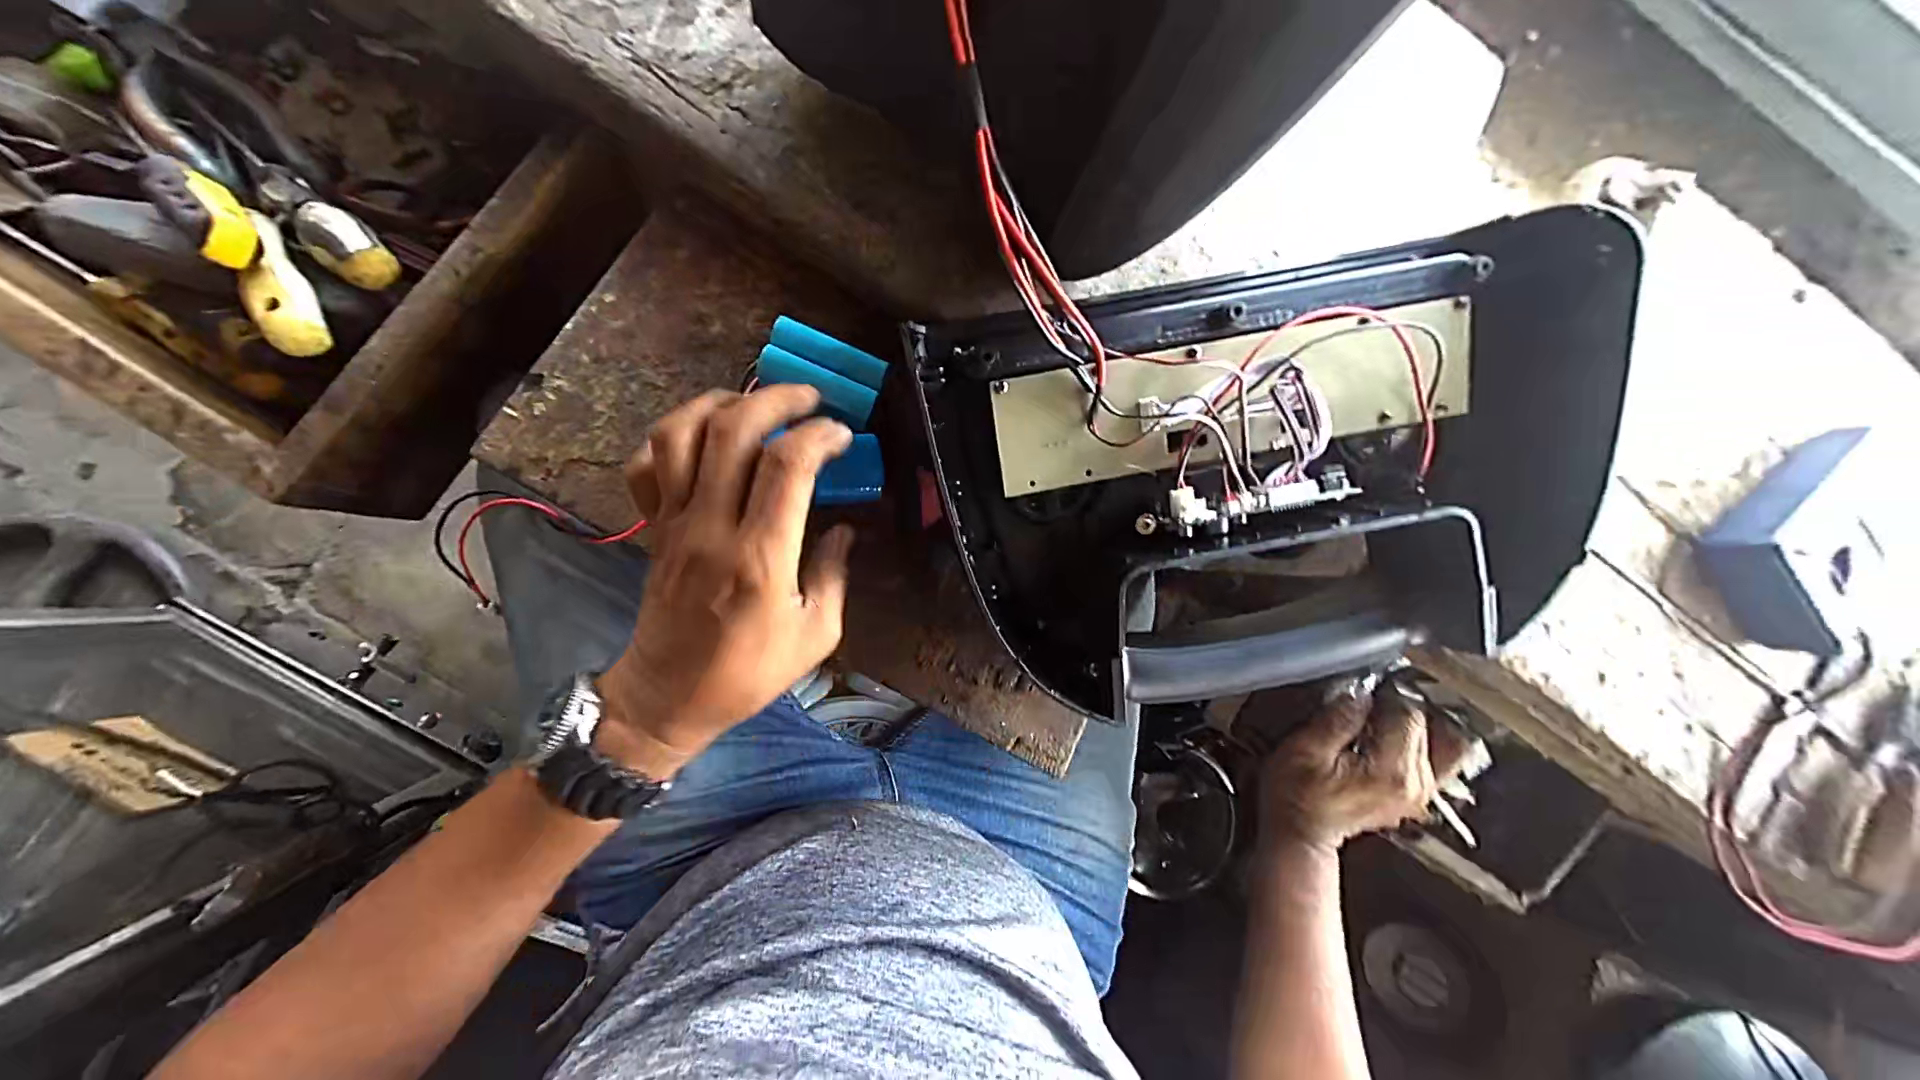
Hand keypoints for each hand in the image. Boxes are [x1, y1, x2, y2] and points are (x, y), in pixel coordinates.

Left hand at [593, 386, 855, 777]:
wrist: (668, 697)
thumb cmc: (748, 673)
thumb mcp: (816, 635)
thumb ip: (834, 575)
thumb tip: (845, 530)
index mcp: (760, 557)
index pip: (787, 466)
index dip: (819, 436)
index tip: (841, 436)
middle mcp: (711, 527)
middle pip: (733, 431)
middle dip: (777, 400)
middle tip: (808, 399)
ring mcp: (673, 523)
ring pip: (681, 434)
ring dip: (721, 403)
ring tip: (754, 404)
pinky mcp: (652, 528)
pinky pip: (646, 464)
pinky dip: (670, 436)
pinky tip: (703, 437)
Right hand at [1259, 686, 1468, 853]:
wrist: (1301, 833)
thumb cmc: (1295, 795)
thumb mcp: (1303, 750)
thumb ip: (1337, 719)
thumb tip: (1361, 693)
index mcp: (1391, 771)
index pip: (1408, 715)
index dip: (1386, 694)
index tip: (1364, 687)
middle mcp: (1417, 784)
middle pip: (1429, 726)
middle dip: (1400, 706)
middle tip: (1372, 698)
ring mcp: (1422, 793)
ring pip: (1445, 742)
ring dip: (1417, 722)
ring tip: (1386, 713)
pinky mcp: (1418, 795)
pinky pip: (1439, 759)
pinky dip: (1424, 740)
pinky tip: (1394, 732)